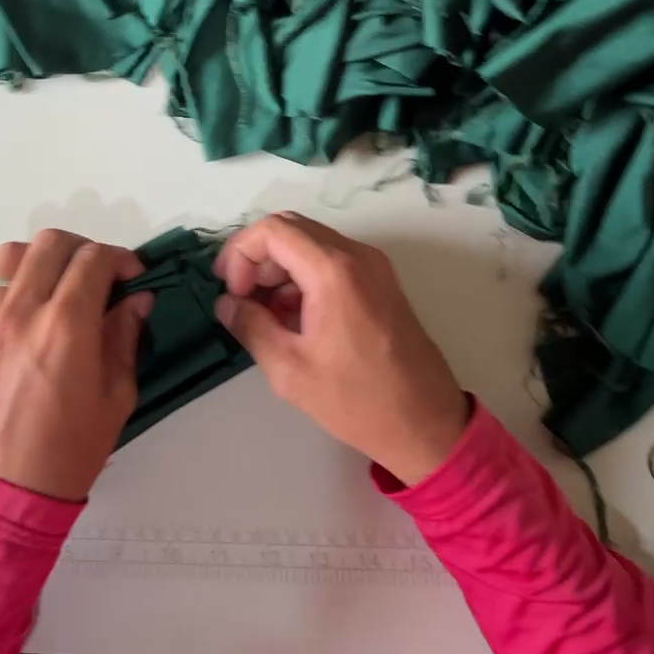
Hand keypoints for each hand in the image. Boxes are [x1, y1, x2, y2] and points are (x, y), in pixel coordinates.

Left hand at [0, 229, 153, 501]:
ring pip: (12, 253)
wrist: (6, 492)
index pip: (94, 259)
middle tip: (99, 277)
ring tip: (57, 284)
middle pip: (52, 243)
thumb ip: (125, 337)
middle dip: (84, 250)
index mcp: (66, 325)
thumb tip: (136, 299)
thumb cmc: (70, 449)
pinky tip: (22, 306)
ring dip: (41, 258)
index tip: (133, 276)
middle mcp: (23, 310)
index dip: (120, 259)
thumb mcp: (116, 396)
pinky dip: (6, 282)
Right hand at [213, 212, 467, 485]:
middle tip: (241, 300)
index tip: (230, 292)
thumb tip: (225, 303)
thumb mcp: (290, 370)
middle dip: (256, 258)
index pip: (272, 230)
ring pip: (309, 242)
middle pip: (290, 228)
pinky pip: (329, 259)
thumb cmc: (358, 400)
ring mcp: (372, 265)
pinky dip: (301, 276)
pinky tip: (291, 317)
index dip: (240, 253)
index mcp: (333, 271)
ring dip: (278, 268)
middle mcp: (356, 255)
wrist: (427, 424)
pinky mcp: (379, 280)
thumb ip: (250, 326)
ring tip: (263, 314)